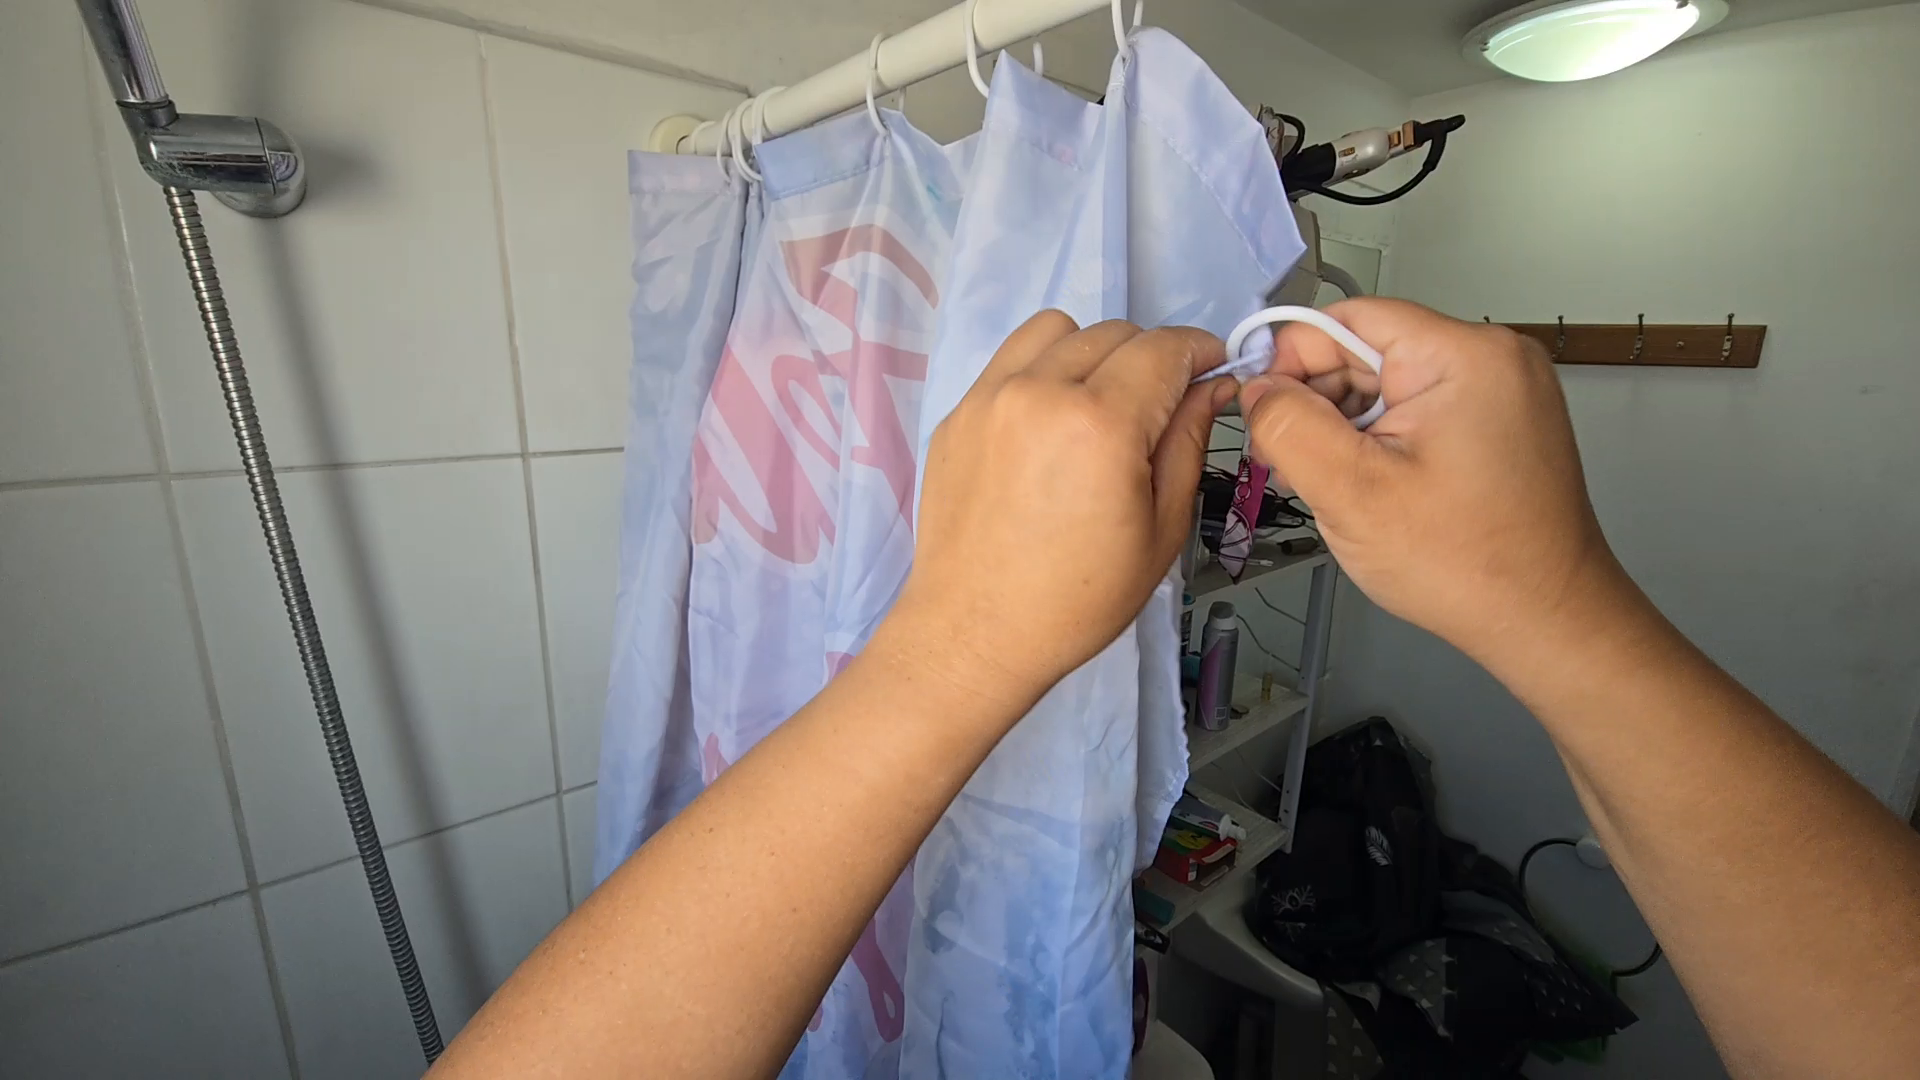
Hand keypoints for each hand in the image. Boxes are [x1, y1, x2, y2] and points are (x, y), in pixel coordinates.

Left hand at [887, 311, 1234, 711]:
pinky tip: (1045, 425)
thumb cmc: (1076, 601)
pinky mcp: (956, 416)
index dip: (1200, 352)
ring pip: (1056, 331)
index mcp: (1099, 423)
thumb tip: (1211, 387)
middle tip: (1158, 406)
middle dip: (1150, 357)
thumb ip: (1188, 444)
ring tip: (1096, 405)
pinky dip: (1041, 371)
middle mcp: (1038, 392)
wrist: (974, 633)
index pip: (1163, 349)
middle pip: (1113, 333)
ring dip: (1091, 352)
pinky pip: (1009, 362)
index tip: (1212, 370)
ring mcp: (987, 399)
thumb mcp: (1160, 531)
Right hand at [1240, 298, 1625, 663]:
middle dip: (1312, 403)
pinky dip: (1367, 442)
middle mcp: (1488, 358)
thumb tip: (1255, 387)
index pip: (1349, 319)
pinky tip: (1359, 485)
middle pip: (1363, 352)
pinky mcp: (1491, 424)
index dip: (1289, 359)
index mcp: (1463, 355)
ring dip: (1335, 428)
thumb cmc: (1455, 559)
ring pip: (1378, 385)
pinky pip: (1405, 411)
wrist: (1541, 620)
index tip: (1256, 414)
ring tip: (1327, 485)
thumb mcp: (1348, 489)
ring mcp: (1495, 392)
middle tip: (1287, 465)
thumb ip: (1287, 425)